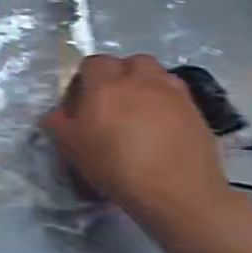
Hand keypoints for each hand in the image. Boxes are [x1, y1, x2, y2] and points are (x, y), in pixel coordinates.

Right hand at [42, 53, 231, 222]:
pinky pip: (176, 95)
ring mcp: (173, 94)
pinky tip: (160, 127)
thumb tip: (55, 114)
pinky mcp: (196, 111)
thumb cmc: (115, 166)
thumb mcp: (72, 147)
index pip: (94, 62)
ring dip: (146, 84)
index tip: (81, 99)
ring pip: (158, 74)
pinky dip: (166, 102)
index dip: (85, 76)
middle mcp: (142, 81)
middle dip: (120, 73)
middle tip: (112, 100)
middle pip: (131, 61)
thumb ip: (58, 123)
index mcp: (106, 85)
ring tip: (139, 110)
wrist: (176, 191)